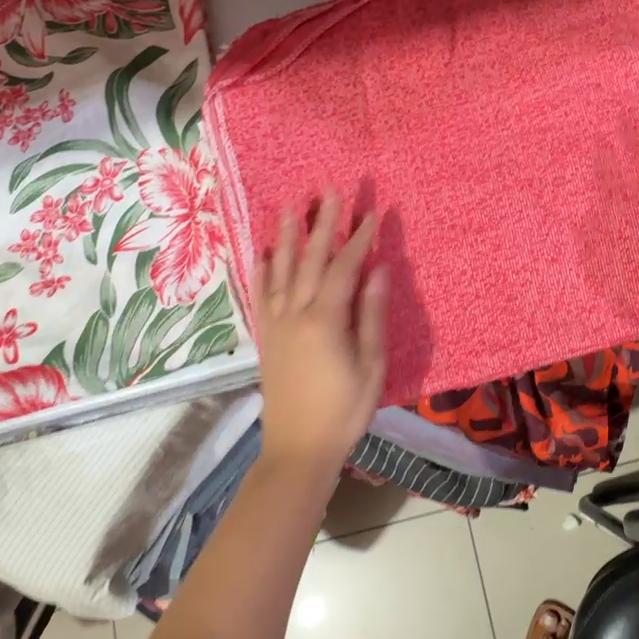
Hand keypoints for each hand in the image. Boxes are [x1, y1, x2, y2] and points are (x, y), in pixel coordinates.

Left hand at [254, 188, 388, 473]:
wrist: (298, 448)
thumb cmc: (344, 410)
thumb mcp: (371, 365)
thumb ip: (372, 315)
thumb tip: (378, 270)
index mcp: (326, 320)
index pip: (343, 267)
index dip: (357, 239)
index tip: (369, 212)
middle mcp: (296, 313)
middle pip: (309, 259)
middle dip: (320, 223)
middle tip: (328, 190)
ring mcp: (276, 324)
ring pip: (280, 270)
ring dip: (285, 237)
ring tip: (289, 206)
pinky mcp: (266, 337)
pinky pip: (261, 295)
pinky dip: (261, 270)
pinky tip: (261, 252)